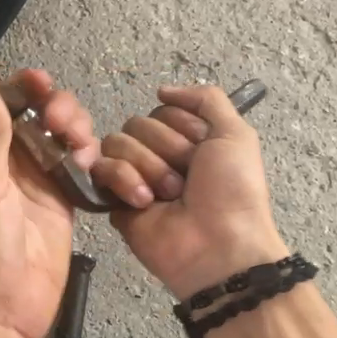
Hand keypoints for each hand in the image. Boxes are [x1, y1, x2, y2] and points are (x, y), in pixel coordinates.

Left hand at [0, 69, 96, 337]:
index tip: (42, 83)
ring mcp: (37, 181)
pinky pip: (80, 167)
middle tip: (65, 124)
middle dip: (56, 108)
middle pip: (38, 115)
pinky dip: (91, 159)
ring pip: (62, 137)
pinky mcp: (63, 202)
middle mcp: (7, 160)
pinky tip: (95, 165)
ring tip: (82, 147)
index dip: (22, 88)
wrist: (1, 315)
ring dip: (76, 131)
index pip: (2, 104)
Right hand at [92, 85, 288, 300]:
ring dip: (148, 167)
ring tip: (167, 195)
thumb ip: (207, 99)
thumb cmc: (233, 192)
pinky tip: (144, 201)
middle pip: (136, 124)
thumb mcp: (235, 135)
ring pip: (116, 142)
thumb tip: (162, 90)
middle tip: (185, 180)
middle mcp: (158, 156)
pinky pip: (101, 170)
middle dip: (164, 149)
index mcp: (186, 140)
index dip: (181, 127)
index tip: (201, 151)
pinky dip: (124, 180)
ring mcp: (133, 177)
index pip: (162, 111)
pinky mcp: (112, 200)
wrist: (219, 246)